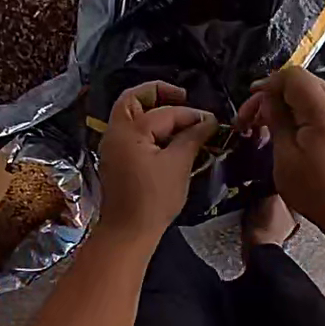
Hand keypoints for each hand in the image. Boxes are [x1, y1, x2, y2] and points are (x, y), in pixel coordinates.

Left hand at [96, 81, 218, 242]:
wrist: (128, 231)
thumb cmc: (154, 199)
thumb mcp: (178, 165)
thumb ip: (192, 137)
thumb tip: (208, 121)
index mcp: (130, 130)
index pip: (165, 112)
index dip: (190, 114)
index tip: (212, 122)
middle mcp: (115, 132)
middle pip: (132, 99)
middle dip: (157, 94)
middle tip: (182, 98)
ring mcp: (112, 146)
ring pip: (128, 115)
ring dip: (151, 110)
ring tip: (178, 119)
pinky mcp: (115, 160)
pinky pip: (130, 132)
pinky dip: (147, 128)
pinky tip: (168, 139)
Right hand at [234, 66, 324, 230]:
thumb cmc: (314, 189)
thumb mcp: (285, 155)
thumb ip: (277, 120)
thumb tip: (268, 99)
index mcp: (322, 111)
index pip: (293, 77)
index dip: (268, 85)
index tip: (251, 106)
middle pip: (303, 82)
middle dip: (274, 94)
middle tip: (253, 117)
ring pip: (312, 94)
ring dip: (287, 103)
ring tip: (267, 125)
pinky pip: (321, 108)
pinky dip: (301, 112)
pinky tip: (288, 131)